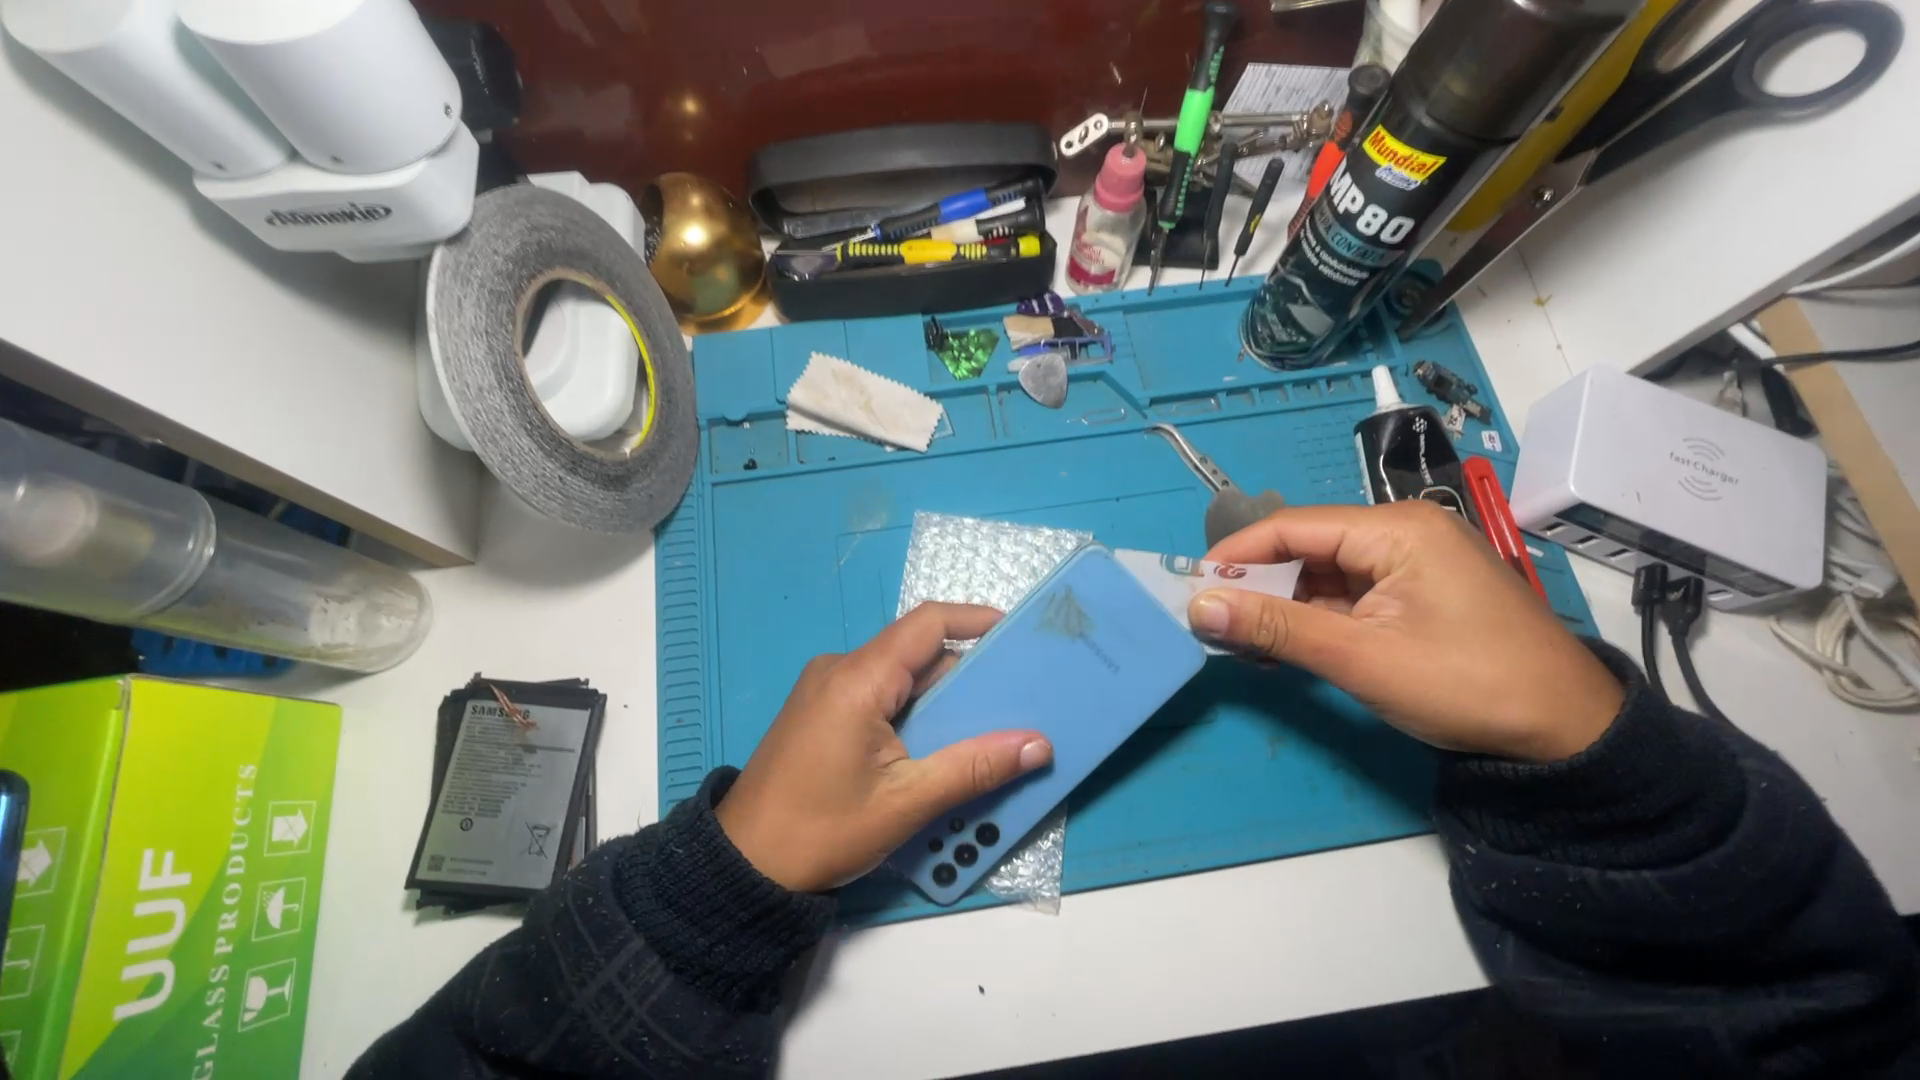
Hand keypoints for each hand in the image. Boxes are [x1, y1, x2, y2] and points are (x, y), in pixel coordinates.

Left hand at [715, 603, 1053, 892]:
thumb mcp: (906, 803)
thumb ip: (974, 768)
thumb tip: (1038, 744)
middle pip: (917, 654)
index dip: (976, 620)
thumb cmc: (821, 831)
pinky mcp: (821, 711)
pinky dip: (914, 713)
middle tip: (1015, 700)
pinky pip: (879, 696)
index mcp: (857, 679)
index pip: (927, 624)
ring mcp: (826, 689)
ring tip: (988, 727)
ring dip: (941, 700)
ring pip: (900, 677)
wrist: (743, 867)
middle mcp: (840, 670)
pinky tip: (940, 744)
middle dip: (967, 675)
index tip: (1017, 635)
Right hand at [1187, 501, 1622, 761]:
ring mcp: (1410, 566)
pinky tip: (1280, 647)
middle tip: (1212, 624)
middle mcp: (1401, 534)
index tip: (1190, 588)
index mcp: (1396, 529)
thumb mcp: (1360, 657)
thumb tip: (1198, 608)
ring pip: (1322, 577)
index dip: (1235, 554)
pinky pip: (1347, 598)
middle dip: (1256, 587)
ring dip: (1280, 608)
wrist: (1570, 736)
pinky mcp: (1414, 597)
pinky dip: (1311, 621)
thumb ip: (1275, 628)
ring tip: (1239, 643)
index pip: (1293, 527)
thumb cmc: (1466, 685)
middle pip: (1306, 549)